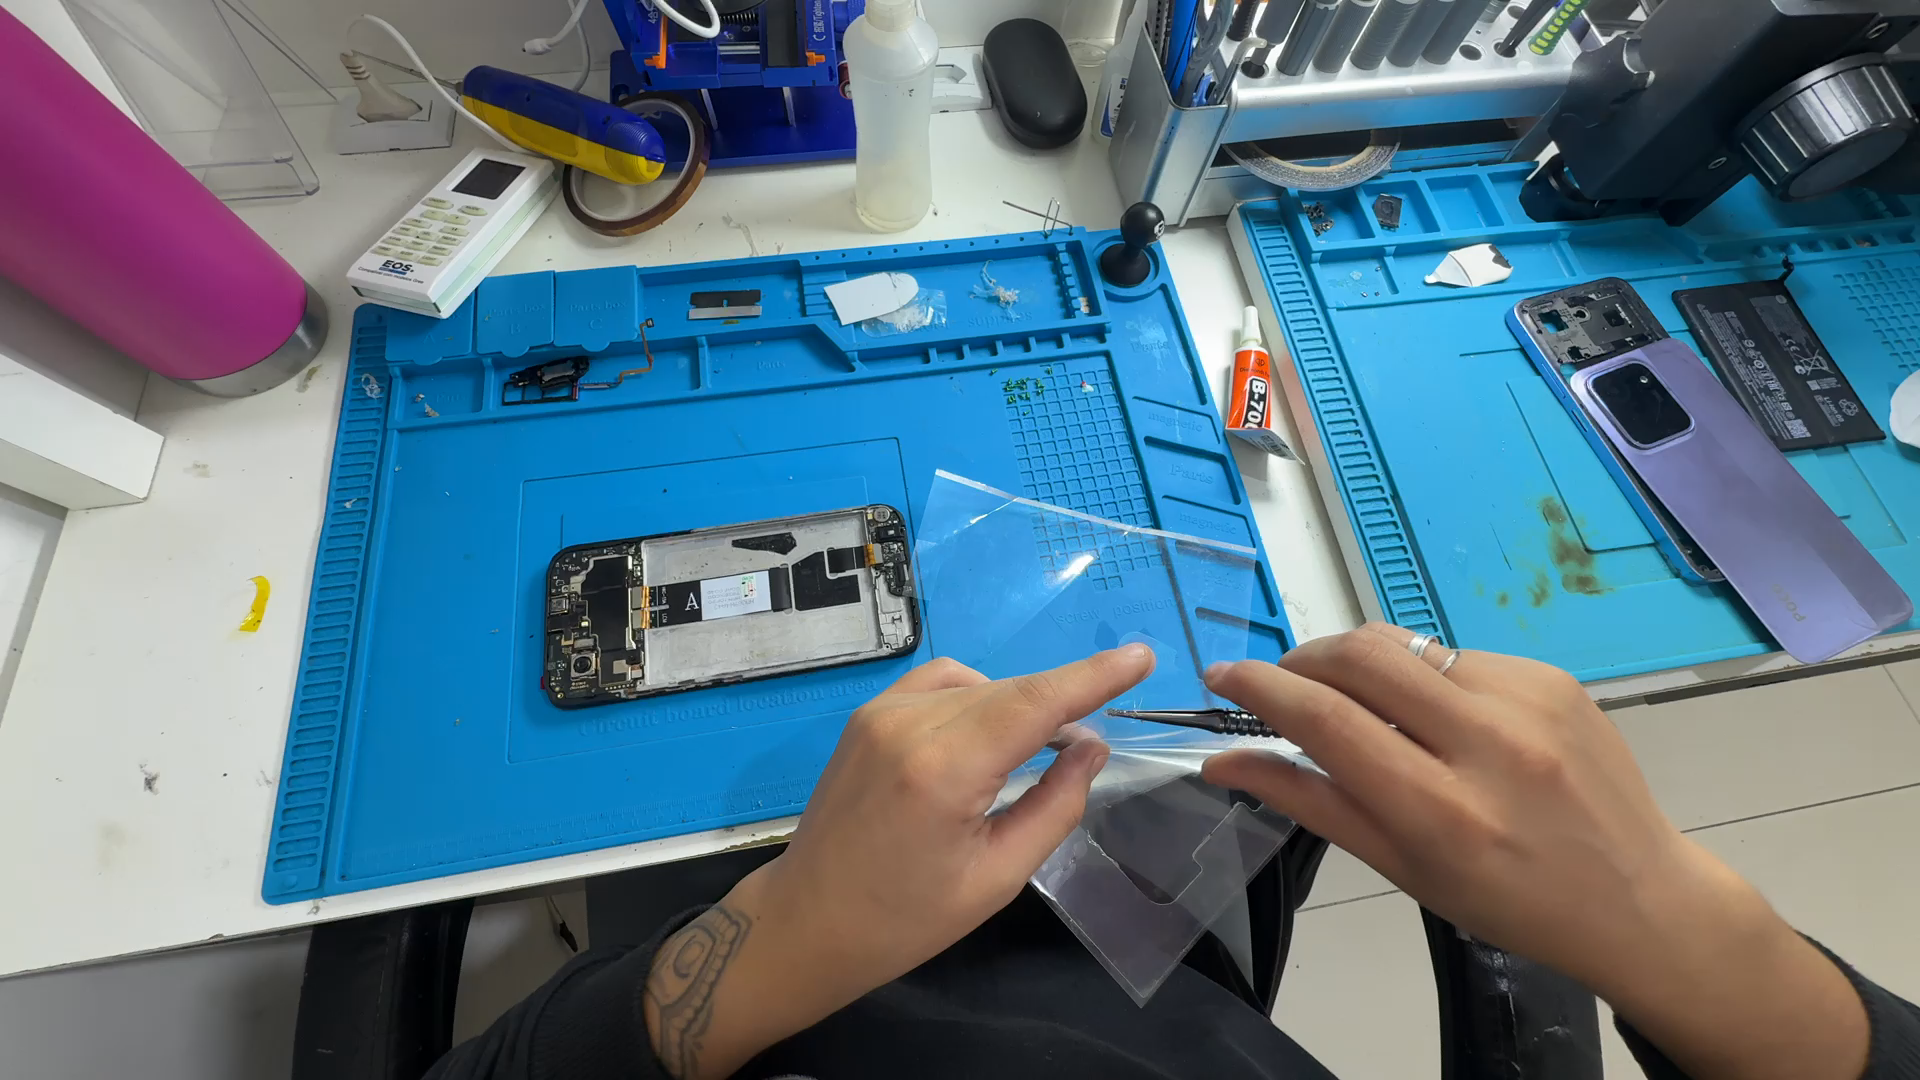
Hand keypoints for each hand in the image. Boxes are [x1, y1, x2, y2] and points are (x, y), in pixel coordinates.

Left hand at [643, 646, 1154, 1078]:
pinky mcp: (868, 711)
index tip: (1140, 657)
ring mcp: (882, 710)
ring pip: (979, 684)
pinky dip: (977, 695)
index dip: (1091, 678)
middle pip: (1010, 691)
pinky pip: (942, 682)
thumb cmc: (906, 918)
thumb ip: (1054, 804)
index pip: (1034, 703)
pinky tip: (982, 732)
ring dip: (1016, 705)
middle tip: (1084, 742)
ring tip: (1027, 752)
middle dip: (1059, 702)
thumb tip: (1090, 745)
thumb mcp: (996, 877)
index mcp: (942, 769)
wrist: (807, 920)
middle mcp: (909, 722)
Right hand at [1200, 624, 1866, 1079]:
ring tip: (1359, 701)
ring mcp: (1528, 699)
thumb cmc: (1506, 900)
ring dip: (1353, 662)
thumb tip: (1222, 761)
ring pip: (1397, 643)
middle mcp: (1488, 743)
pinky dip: (1414, 674)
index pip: (1325, 720)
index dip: (1259, 687)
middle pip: (1359, 654)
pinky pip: (1446, 653)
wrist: (1648, 903)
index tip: (1221, 675)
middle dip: (1302, 659)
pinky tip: (1434, 713)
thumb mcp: (1396, 865)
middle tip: (1288, 685)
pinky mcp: (1550, 676)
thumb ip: (1303, 800)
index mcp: (1443, 809)